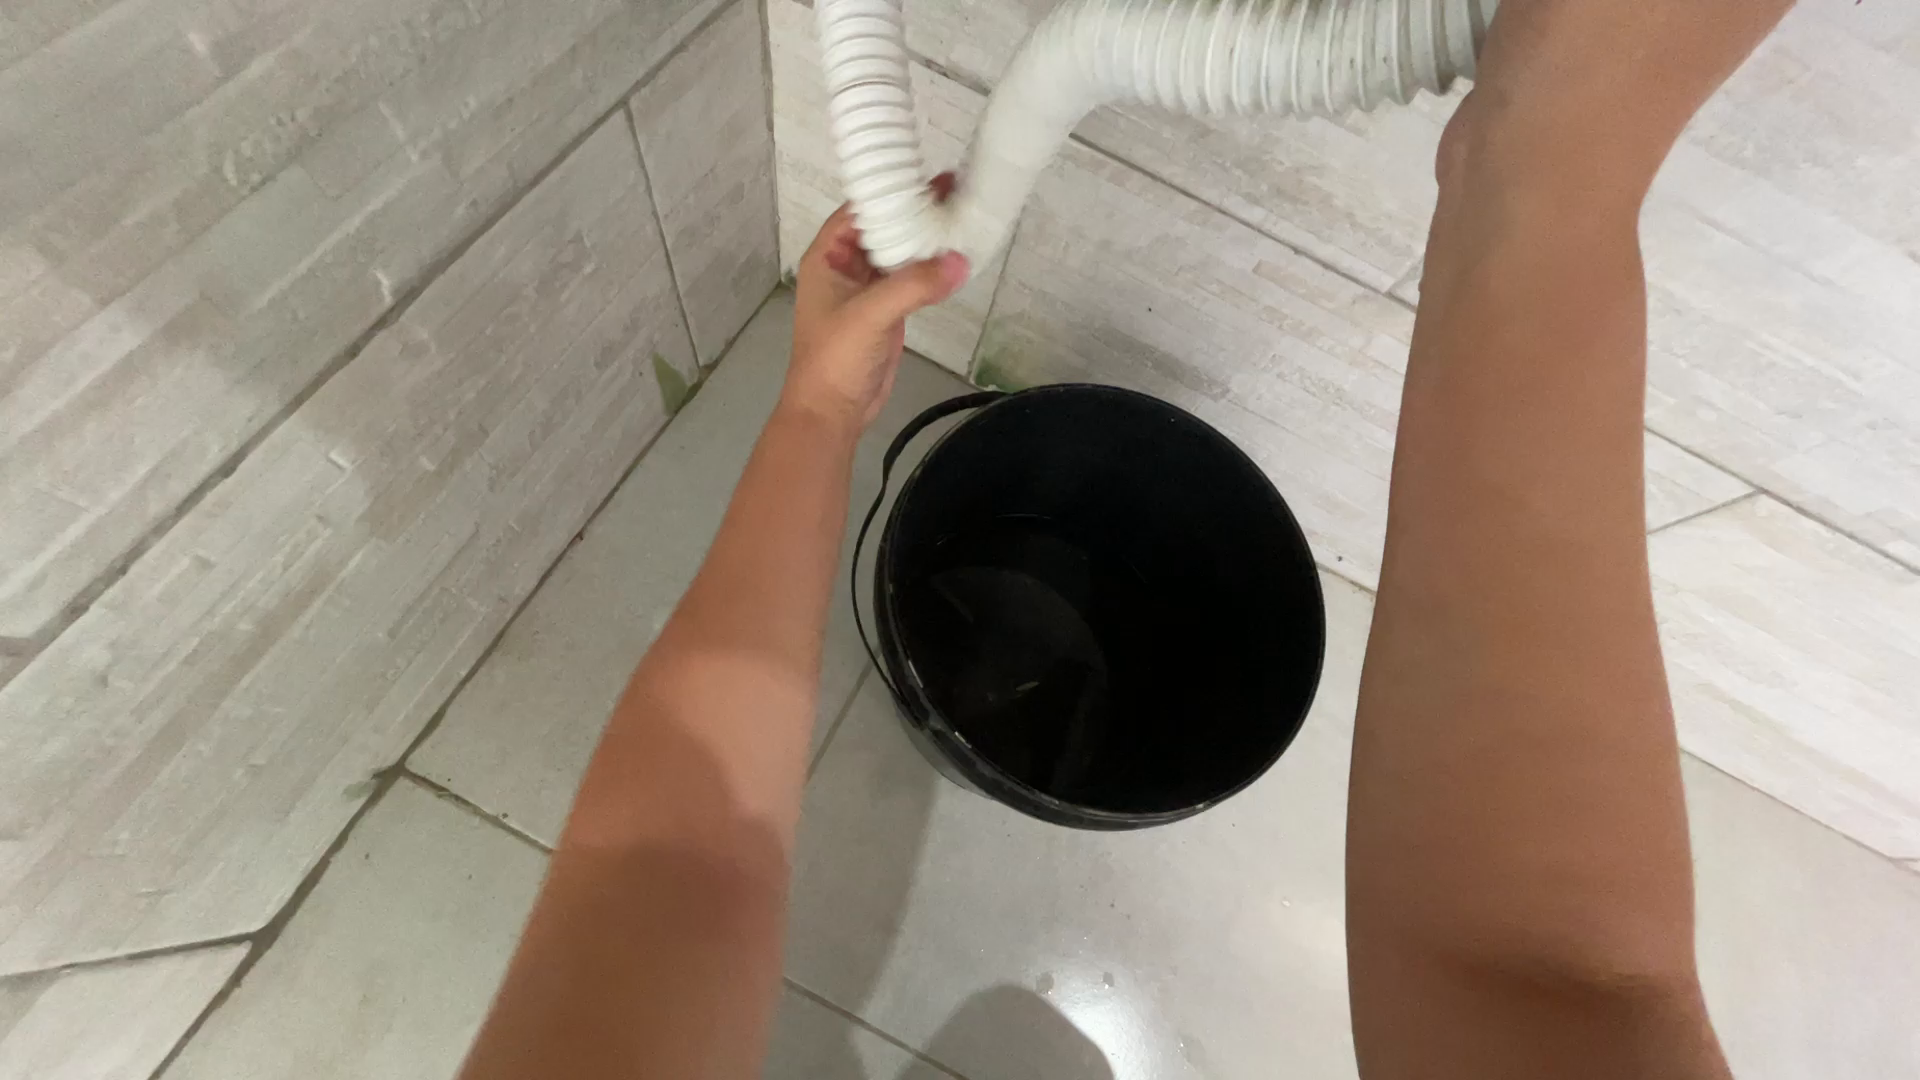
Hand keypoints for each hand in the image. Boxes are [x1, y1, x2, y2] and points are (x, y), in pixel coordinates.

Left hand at [785, 176, 969, 432]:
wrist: (833, 412)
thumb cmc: (836, 359)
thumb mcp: (871, 316)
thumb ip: (913, 286)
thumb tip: (960, 262)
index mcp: (828, 258)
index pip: (859, 211)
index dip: (889, 192)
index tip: (926, 176)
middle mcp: (847, 268)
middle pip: (883, 229)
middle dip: (914, 213)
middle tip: (954, 190)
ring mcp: (868, 291)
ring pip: (900, 255)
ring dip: (926, 241)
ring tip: (961, 217)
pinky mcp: (888, 313)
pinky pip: (911, 282)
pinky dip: (931, 270)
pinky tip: (955, 258)